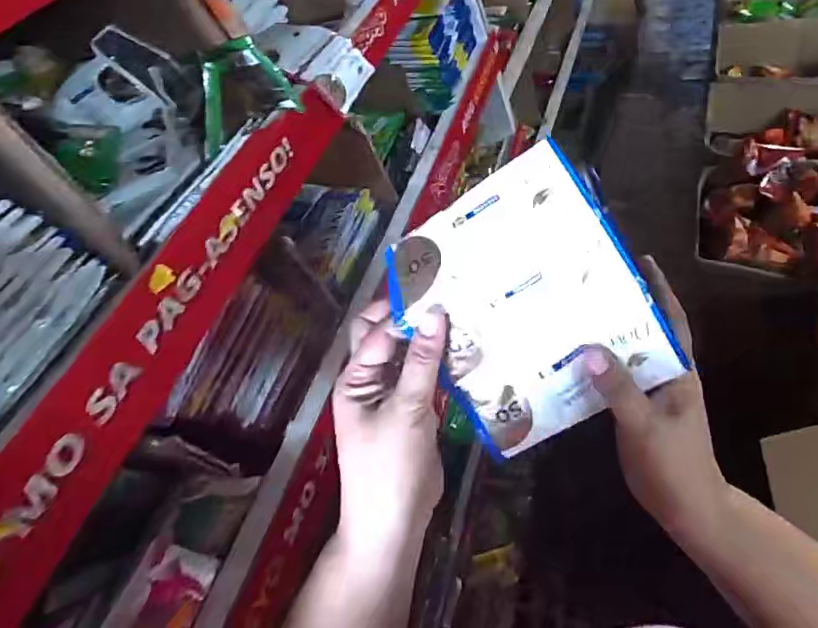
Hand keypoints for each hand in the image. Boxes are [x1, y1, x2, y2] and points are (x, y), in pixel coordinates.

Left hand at [331, 301, 445, 558]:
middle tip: (444, 297)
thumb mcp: (408, 410)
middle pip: (386, 335)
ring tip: (459, 315)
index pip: (378, 332)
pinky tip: (462, 349)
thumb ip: (422, 361)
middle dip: (410, 316)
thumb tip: (435, 312)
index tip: (439, 292)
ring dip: (427, 336)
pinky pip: (422, 373)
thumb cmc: (390, 467)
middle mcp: (369, 381)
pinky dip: (438, 359)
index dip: (405, 312)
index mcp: (355, 380)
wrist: (394, 525)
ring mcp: (391, 395)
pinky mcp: (412, 408)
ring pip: (407, 352)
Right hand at [581, 257, 728, 541]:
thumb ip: (618, 389)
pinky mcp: (639, 412)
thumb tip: (589, 348)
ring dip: (609, 338)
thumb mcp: (645, 425)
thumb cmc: (675, 463)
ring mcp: (653, 394)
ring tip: (577, 315)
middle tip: (593, 284)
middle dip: (625, 307)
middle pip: (646, 332)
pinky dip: (601, 369)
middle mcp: (667, 374)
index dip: (660, 289)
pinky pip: (618, 380)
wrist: (689, 512)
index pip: (672, 319)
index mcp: (679, 369)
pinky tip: (575, 363)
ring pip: (629, 356)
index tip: (643, 260)